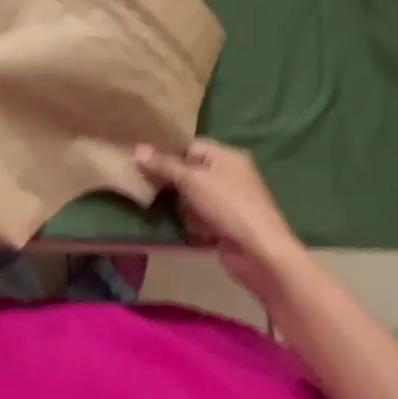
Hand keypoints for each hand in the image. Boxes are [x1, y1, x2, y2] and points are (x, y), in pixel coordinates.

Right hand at [135, 139, 304, 300]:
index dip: (167, 152)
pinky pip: (199, 215)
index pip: (190, 146)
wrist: (259, 253)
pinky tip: (175, 223)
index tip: (141, 159)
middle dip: (168, 179)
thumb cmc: (228, 206)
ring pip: (192, 195)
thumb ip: (164, 165)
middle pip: (190, 171)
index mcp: (227, 157)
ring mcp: (229, 201)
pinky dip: (188, 219)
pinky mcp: (225, 223)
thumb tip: (138, 148)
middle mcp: (230, 175)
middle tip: (141, 181)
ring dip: (177, 202)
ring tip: (153, 203)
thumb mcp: (192, 180)